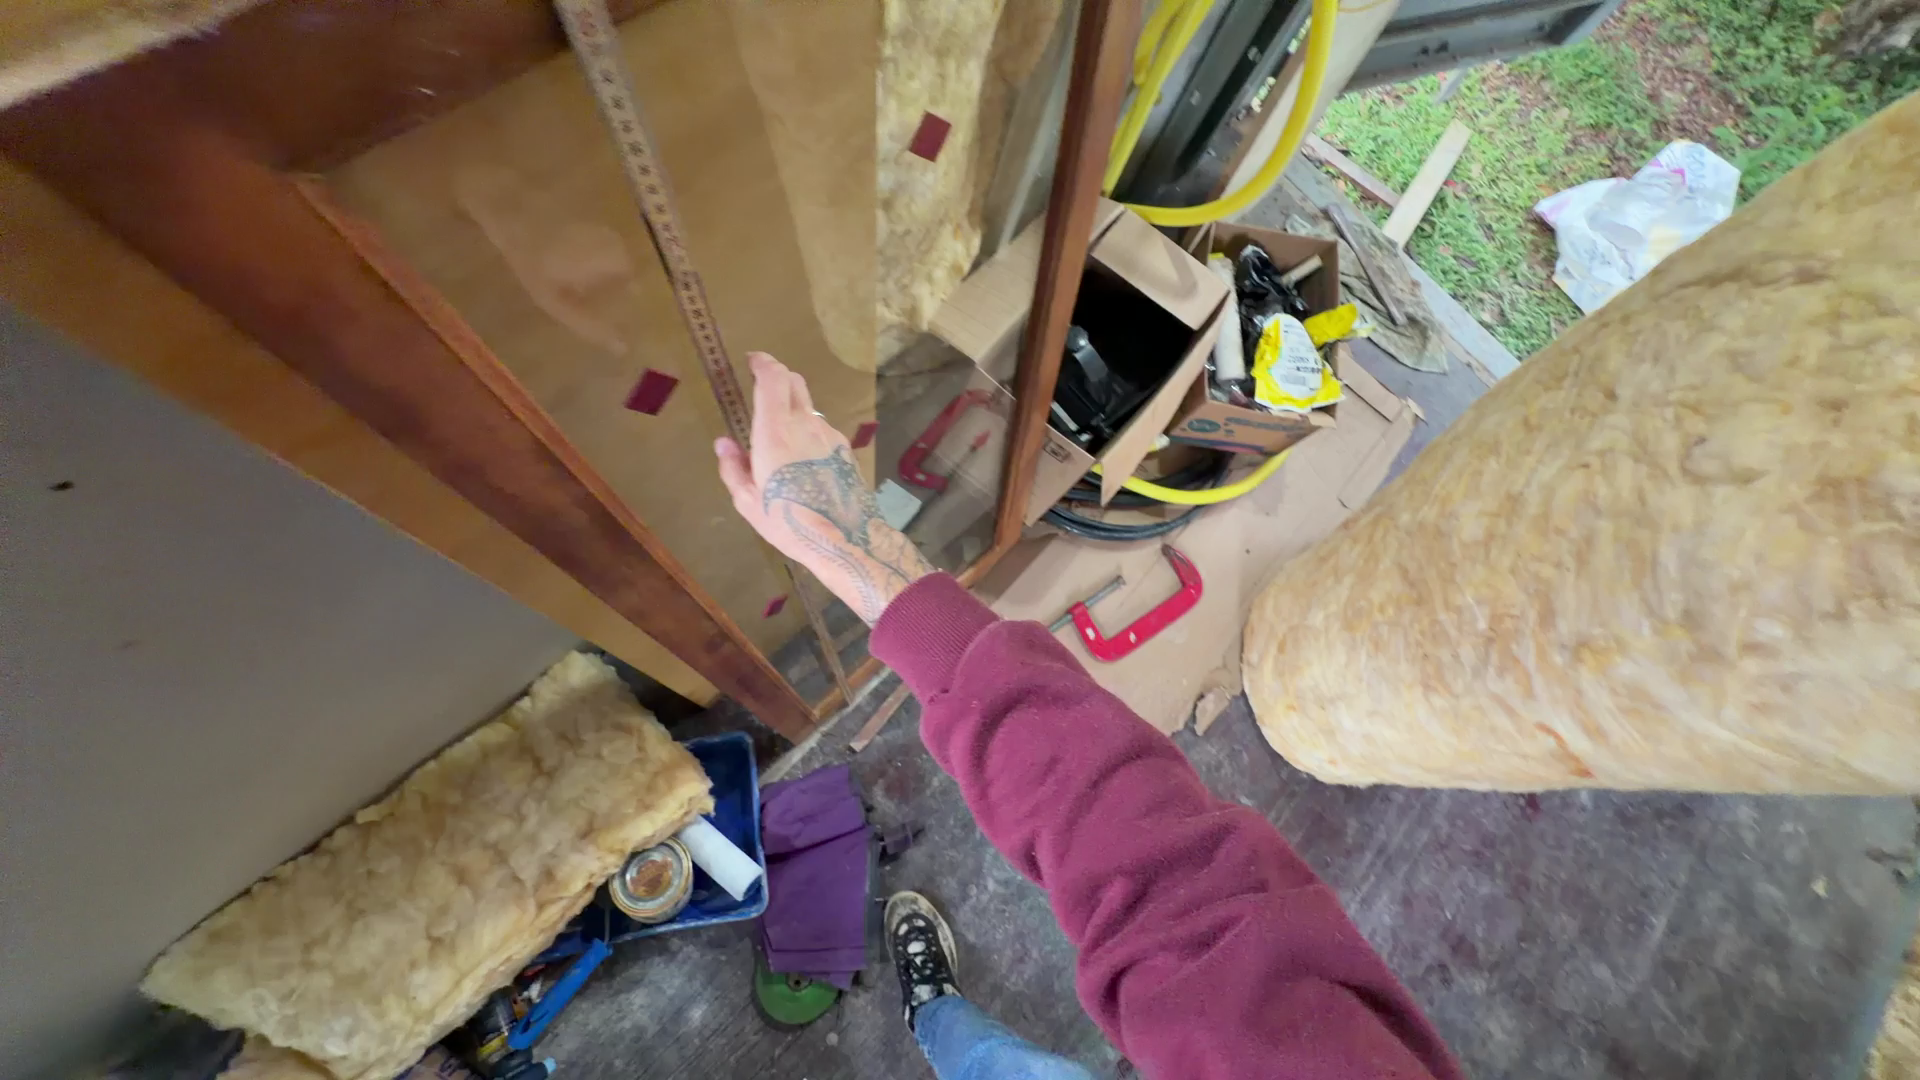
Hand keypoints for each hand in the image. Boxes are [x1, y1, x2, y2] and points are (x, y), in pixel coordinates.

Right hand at [715, 353, 932, 623]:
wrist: (846, 540)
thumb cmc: (789, 522)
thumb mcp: (749, 501)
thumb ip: (733, 468)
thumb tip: (724, 443)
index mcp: (776, 431)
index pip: (773, 378)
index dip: (763, 362)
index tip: (753, 360)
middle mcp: (806, 425)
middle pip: (795, 382)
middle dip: (778, 377)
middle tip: (763, 387)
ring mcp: (830, 436)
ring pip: (809, 408)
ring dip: (793, 410)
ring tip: (781, 441)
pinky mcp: (845, 450)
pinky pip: (822, 431)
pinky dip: (808, 434)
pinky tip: (803, 463)